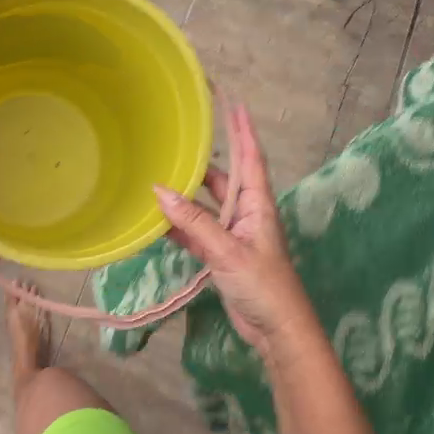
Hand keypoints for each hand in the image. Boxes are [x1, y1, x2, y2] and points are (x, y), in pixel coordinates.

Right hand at [152, 103, 303, 358]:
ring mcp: (232, 234)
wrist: (277, 330)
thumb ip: (194, 222)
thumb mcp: (227, 250)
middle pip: (222, 179)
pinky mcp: (220, 254)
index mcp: (257, 205)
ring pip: (205, 205)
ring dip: (185, 194)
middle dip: (204, 159)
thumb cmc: (263, 285)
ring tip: (157, 173)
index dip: (243, 130)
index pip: (250, 158)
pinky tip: (156, 219)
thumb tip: (159, 191)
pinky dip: (177, 225)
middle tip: (179, 136)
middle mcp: (246, 213)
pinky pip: (195, 231)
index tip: (234, 103)